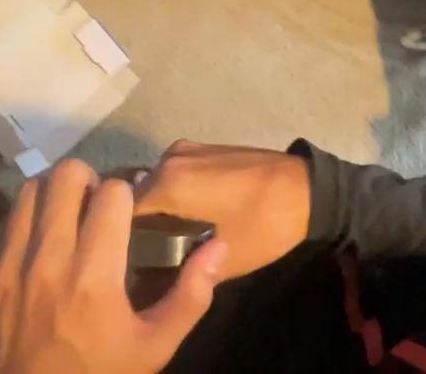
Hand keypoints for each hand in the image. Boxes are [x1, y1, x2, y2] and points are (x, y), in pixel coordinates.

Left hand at [0, 159, 228, 373]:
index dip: (126, 195)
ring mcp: (7, 267)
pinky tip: (39, 244)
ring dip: (53, 194)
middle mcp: (47, 261)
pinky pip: (5, 222)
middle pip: (67, 176)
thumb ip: (190, 296)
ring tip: (67, 216)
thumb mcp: (153, 347)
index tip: (128, 213)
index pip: (112, 192)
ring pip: (30, 190)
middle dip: (89, 181)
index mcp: (93, 276)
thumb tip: (218, 245)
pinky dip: (25, 221)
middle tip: (97, 205)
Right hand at [132, 141, 311, 278]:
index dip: (118, 238)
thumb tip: (156, 277)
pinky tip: (187, 217)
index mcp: (169, 183)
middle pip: (137, 195)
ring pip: (157, 183)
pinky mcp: (205, 148)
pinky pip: (175, 173)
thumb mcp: (221, 260)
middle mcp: (171, 159)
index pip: (120, 211)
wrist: (307, 190)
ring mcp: (189, 149)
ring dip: (157, 207)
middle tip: (146, 255)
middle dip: (137, 223)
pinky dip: (174, 193)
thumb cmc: (262, 224)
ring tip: (167, 239)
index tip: (126, 262)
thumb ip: (181, 268)